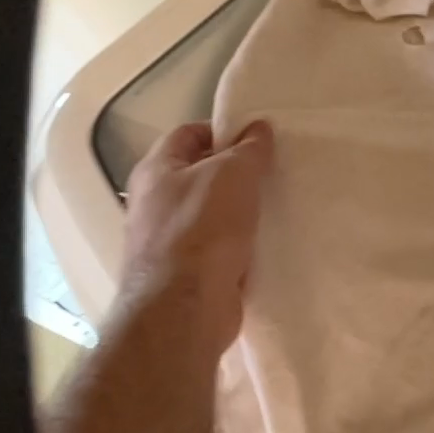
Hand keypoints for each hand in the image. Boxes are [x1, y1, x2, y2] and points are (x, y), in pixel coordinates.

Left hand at [119, 119, 275, 354]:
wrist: (186, 305)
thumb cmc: (204, 227)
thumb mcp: (234, 173)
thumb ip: (249, 148)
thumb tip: (258, 127)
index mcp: (156, 171)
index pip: (189, 133)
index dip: (224, 129)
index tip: (260, 137)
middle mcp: (154, 201)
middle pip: (201, 172)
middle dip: (238, 170)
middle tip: (275, 169)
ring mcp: (168, 238)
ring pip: (213, 209)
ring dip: (243, 206)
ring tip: (279, 202)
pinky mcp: (188, 269)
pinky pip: (220, 242)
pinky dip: (243, 237)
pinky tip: (269, 237)